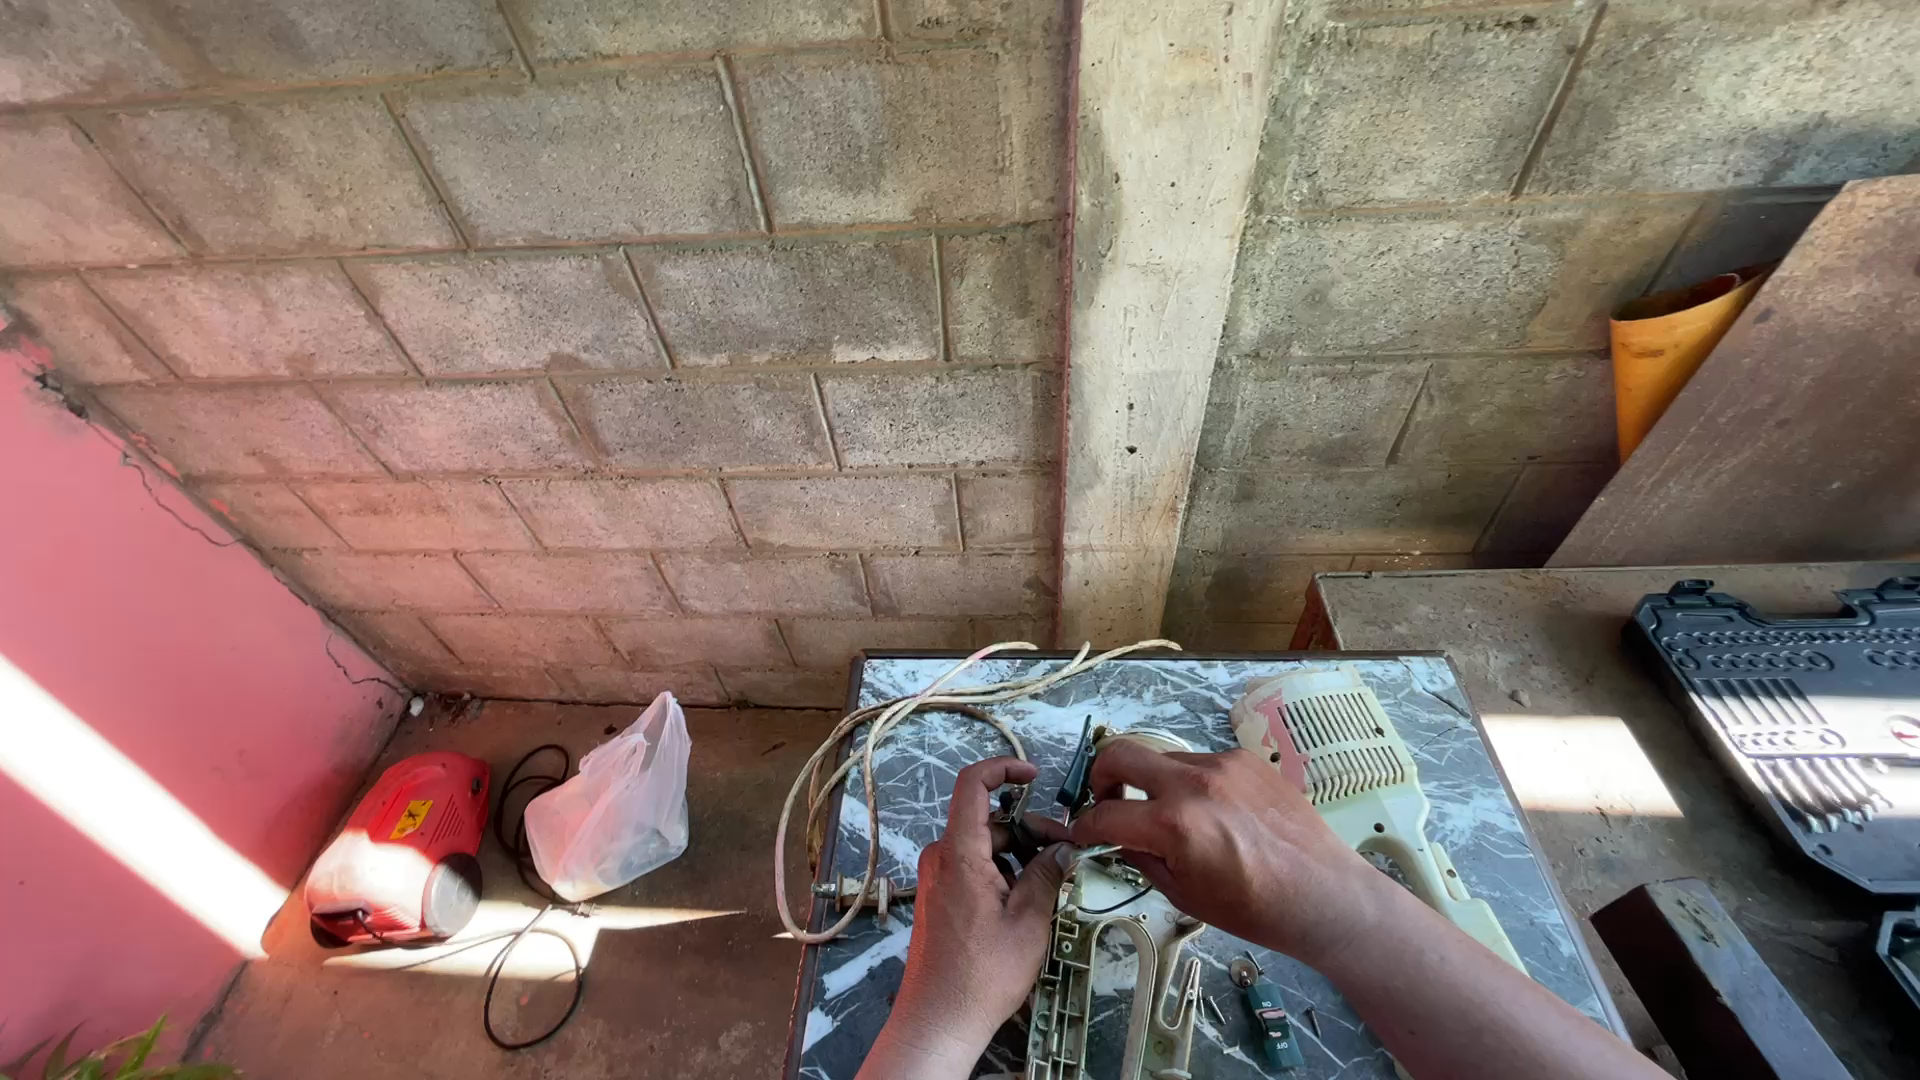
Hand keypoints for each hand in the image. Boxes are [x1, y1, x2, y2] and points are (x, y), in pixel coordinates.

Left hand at [885, 758, 1068, 1059]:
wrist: (938, 1022)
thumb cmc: (982, 974)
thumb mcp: (1028, 920)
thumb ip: (1047, 874)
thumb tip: (1065, 847)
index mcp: (959, 852)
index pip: (973, 784)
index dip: (1003, 768)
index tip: (1033, 775)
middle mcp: (942, 855)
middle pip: (989, 819)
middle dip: (1030, 827)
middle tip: (1065, 851)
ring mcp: (938, 875)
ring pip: (985, 844)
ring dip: (1019, 852)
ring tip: (1051, 879)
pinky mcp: (939, 894)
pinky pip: (974, 864)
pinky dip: (1002, 869)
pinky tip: (1026, 897)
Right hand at [1067, 742, 1381, 964]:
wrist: (1327, 896)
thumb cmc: (1254, 909)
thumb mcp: (1184, 895)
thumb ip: (1141, 858)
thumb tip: (1116, 837)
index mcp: (1174, 824)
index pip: (1105, 814)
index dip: (1084, 825)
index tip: (1081, 831)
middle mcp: (1192, 782)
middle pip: (1119, 753)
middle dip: (1101, 776)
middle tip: (1108, 799)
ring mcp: (1220, 763)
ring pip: (1162, 758)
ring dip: (1153, 782)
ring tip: (1174, 814)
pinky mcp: (1244, 757)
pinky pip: (1200, 761)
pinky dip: (1191, 782)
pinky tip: (1215, 810)